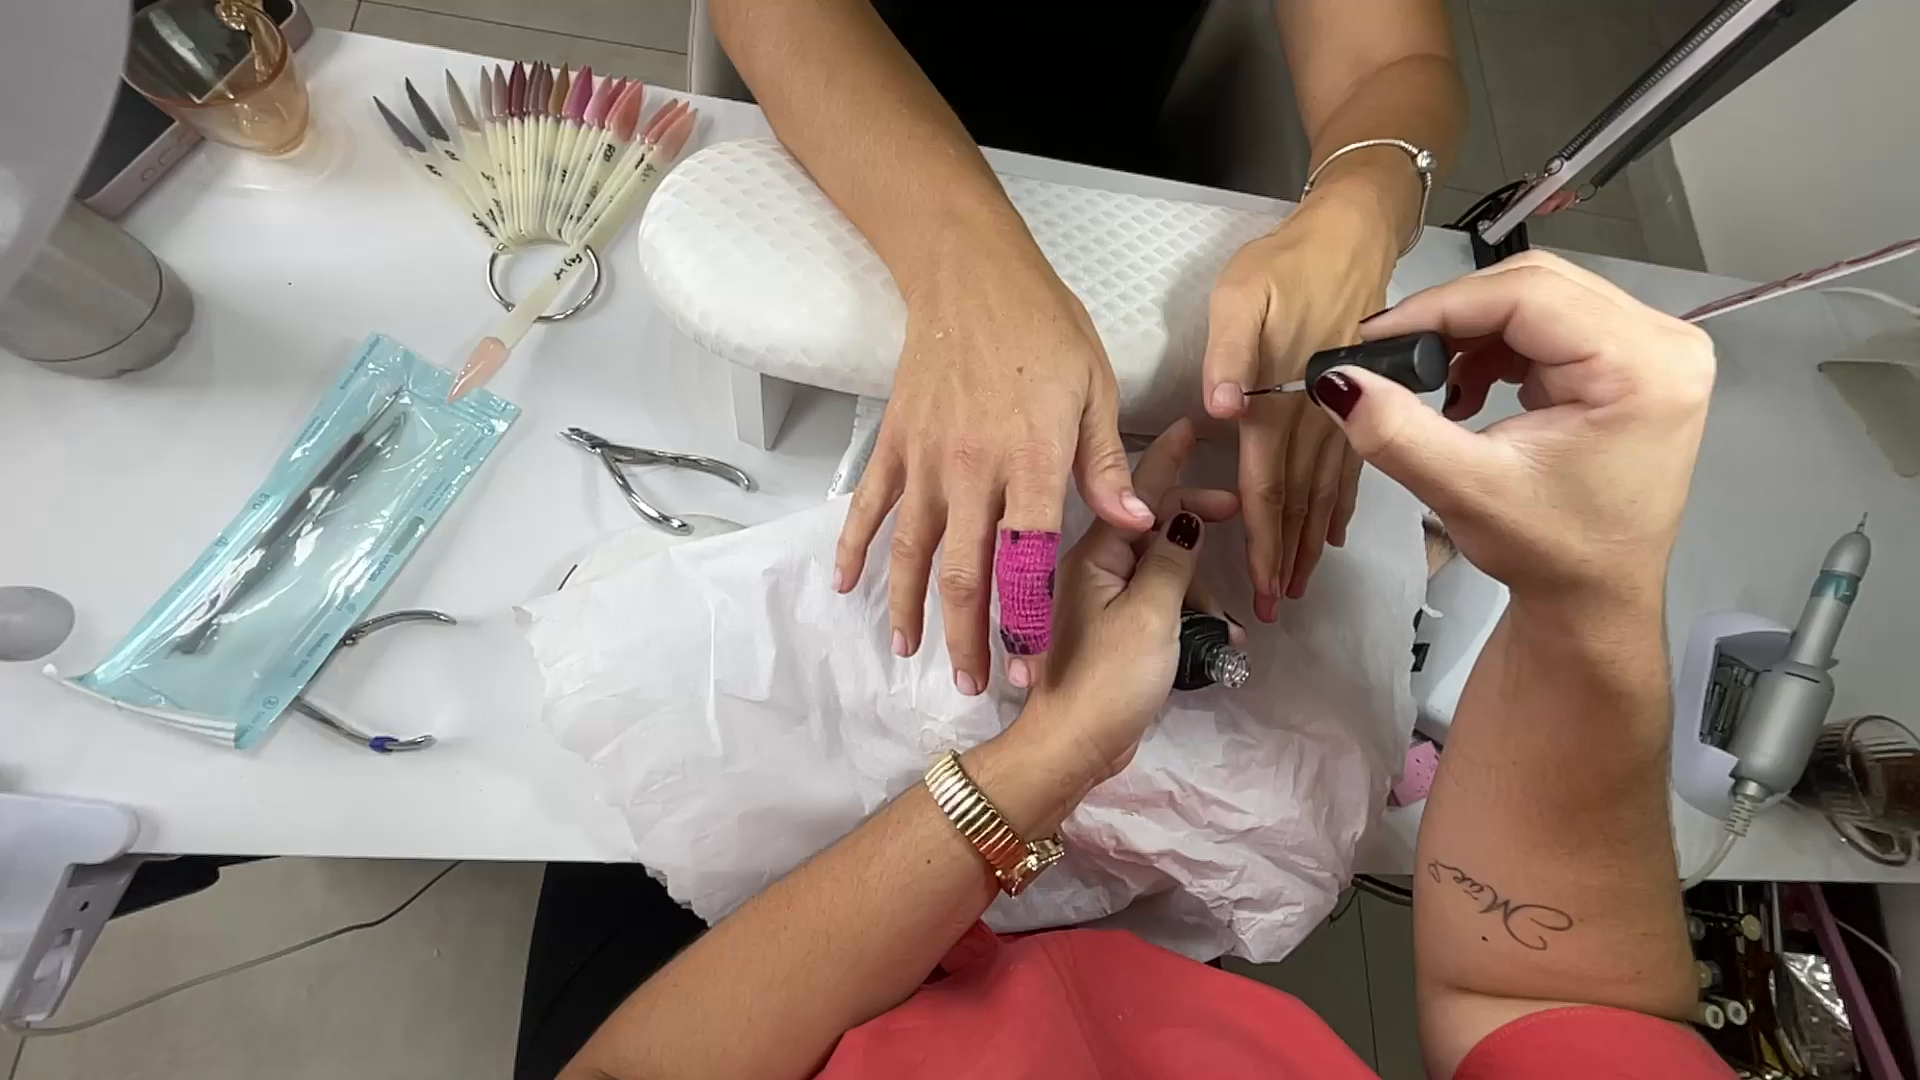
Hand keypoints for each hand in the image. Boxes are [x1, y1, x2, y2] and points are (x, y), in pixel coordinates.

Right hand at [835, 253, 1154, 696]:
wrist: (971, 277)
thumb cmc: (1045, 329)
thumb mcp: (1095, 390)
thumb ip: (1106, 465)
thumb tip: (1133, 523)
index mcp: (1032, 460)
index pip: (1031, 558)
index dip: (1031, 619)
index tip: (1031, 670)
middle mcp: (973, 471)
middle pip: (967, 571)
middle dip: (969, 634)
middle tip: (971, 684)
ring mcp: (925, 460)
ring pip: (911, 550)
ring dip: (911, 608)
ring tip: (911, 654)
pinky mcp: (894, 445)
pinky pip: (867, 505)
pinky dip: (854, 548)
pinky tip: (846, 587)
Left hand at [1006, 420, 1239, 786]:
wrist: (1073, 746)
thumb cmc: (1108, 678)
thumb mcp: (1148, 614)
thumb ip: (1170, 559)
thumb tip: (1188, 515)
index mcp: (1094, 552)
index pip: (1137, 492)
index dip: (1170, 458)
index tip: (1198, 423)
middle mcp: (1094, 566)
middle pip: (1153, 525)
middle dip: (1196, 522)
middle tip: (1240, 513)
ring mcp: (1103, 597)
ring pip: (1162, 567)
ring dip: (1198, 587)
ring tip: (1229, 622)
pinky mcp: (1115, 627)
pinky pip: (1159, 602)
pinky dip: (1187, 614)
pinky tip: (1217, 640)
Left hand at [1202, 190, 1396, 620]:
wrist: (1351, 235)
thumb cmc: (1285, 264)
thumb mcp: (1242, 295)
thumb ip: (1229, 354)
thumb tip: (1220, 410)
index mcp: (1276, 408)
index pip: (1267, 492)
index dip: (1265, 543)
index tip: (1265, 588)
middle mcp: (1310, 424)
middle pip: (1296, 506)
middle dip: (1286, 559)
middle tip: (1279, 606)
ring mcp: (1334, 417)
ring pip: (1322, 496)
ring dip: (1312, 542)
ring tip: (1303, 582)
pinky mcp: (1347, 405)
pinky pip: (1347, 468)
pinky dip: (1339, 505)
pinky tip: (1335, 532)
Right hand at [1313, 251, 1714, 606]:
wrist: (1591, 589)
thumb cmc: (1546, 547)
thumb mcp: (1464, 488)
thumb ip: (1396, 431)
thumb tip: (1336, 381)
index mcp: (1643, 366)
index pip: (1527, 295)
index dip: (1438, 308)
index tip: (1370, 341)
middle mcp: (1661, 341)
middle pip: (1534, 286)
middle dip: (1450, 316)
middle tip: (1389, 356)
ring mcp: (1645, 350)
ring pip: (1535, 300)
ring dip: (1466, 332)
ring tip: (1428, 381)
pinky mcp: (1622, 364)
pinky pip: (1542, 326)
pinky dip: (1487, 348)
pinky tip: (1463, 390)